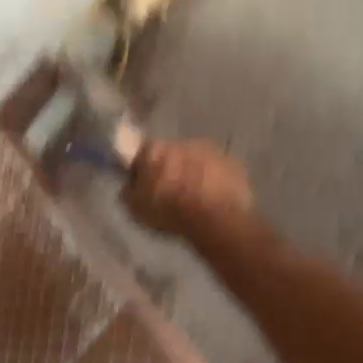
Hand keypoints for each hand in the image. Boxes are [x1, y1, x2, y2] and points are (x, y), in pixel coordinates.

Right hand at [124, 139, 254, 238]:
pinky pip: (217, 171)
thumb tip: (130, 185)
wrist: (214, 219)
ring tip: (194, 199)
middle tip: (170, 194)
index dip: (142, 171)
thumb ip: (128, 191)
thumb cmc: (169, 212)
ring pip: (196, 161)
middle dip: (170, 170)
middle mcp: (182, 142)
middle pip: (171, 155)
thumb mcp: (134, 208)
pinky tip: (212, 200)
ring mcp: (212, 151)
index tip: (144, 187)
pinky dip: (214, 181)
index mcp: (155, 150)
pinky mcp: (234, 163)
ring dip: (193, 174)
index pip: (142, 155)